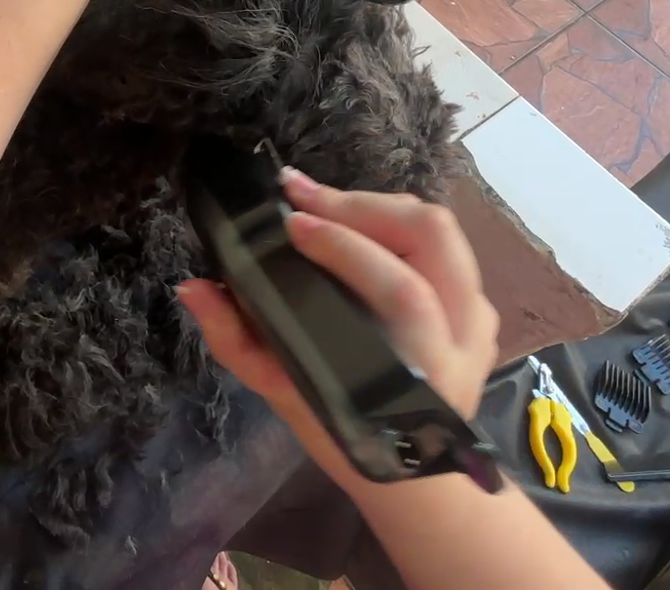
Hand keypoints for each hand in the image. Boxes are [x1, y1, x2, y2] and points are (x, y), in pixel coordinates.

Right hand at [177, 169, 500, 487]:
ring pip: (439, 227)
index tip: (291, 225)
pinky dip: (390, 216)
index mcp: (422, 368)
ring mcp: (477, 314)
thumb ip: (235, 340)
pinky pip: (440, 238)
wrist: (420, 472)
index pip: (401, 290)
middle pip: (431, 238)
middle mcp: (462, 335)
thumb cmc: (347, 430)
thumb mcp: (285, 394)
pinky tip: (348, 220)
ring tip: (319, 201)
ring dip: (373, 203)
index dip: (347, 247)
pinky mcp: (476, 299)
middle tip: (299, 196)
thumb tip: (192, 287)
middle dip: (359, 205)